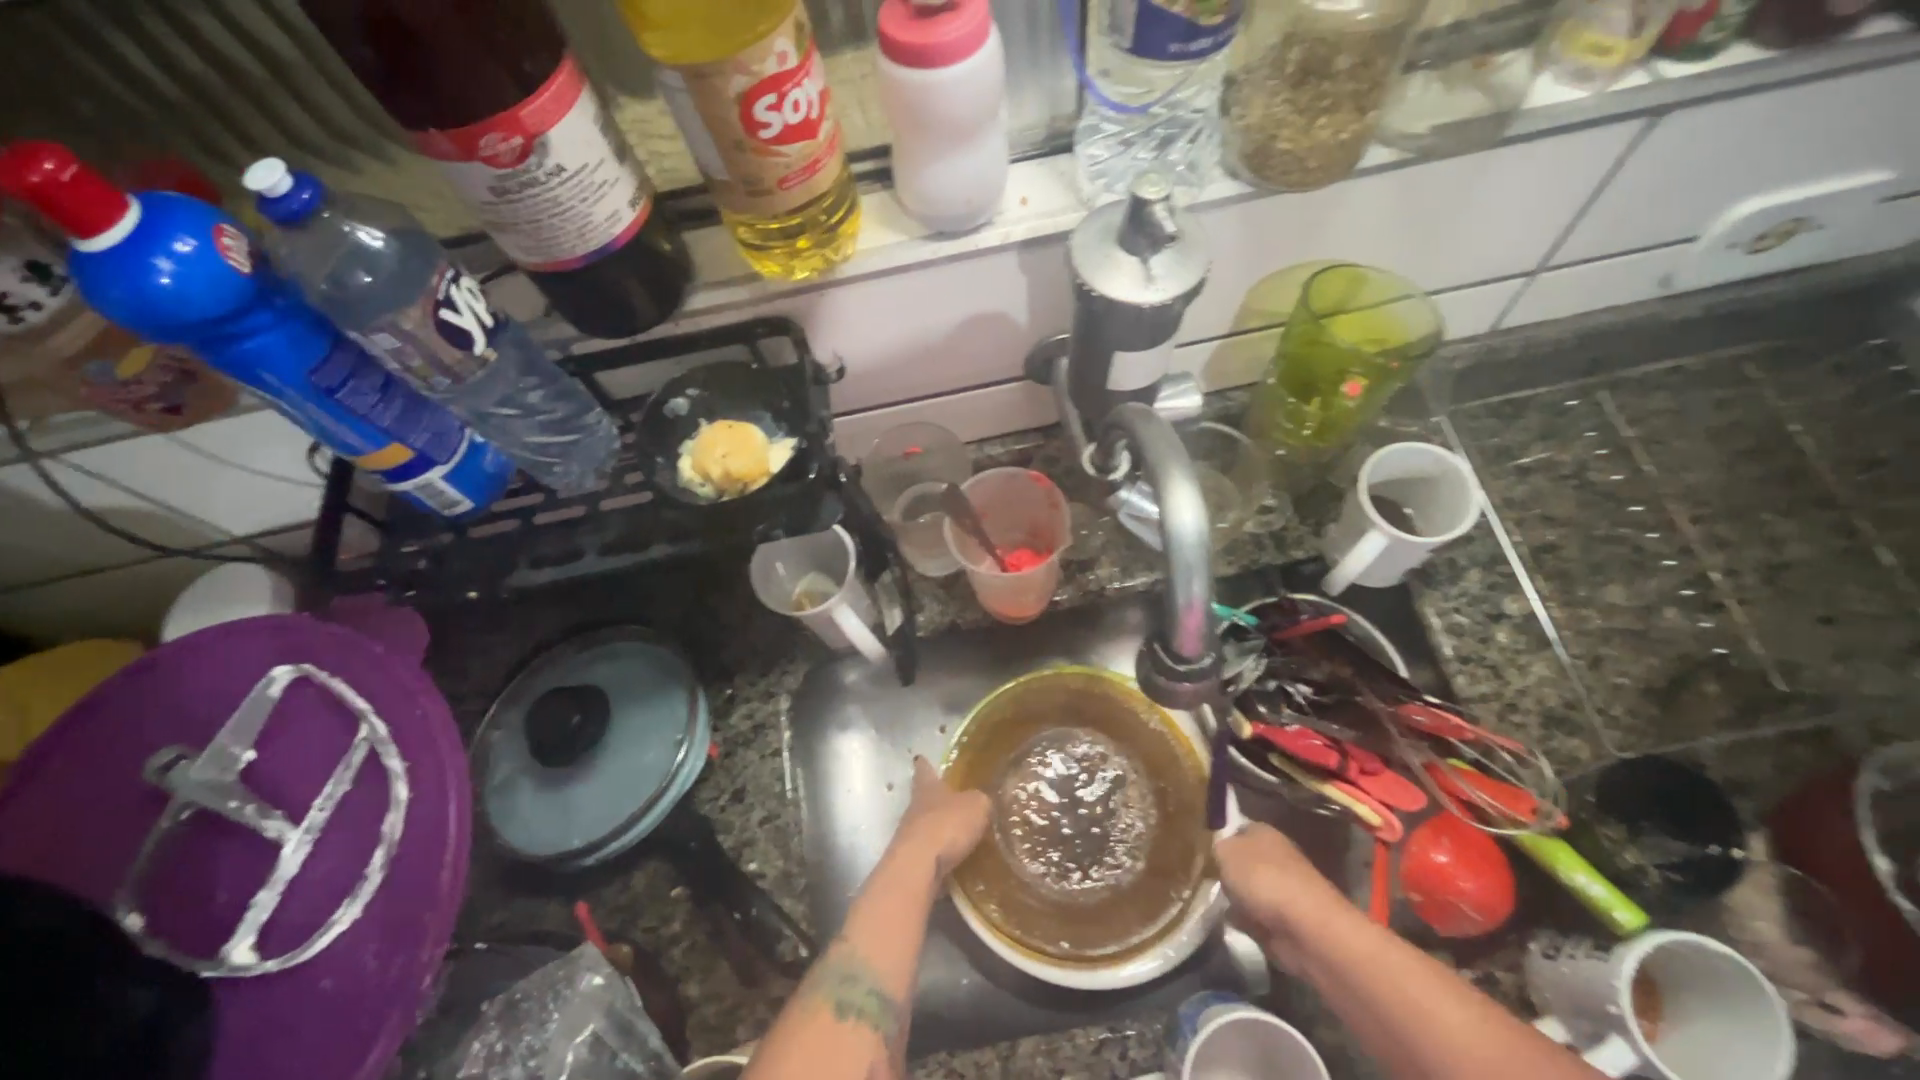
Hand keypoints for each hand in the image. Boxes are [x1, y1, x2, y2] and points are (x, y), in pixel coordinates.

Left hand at [891, 757, 990, 880]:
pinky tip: (958, 860)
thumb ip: (980, 801)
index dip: (924, 764)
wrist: (920, 866)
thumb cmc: (947, 824)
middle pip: (923, 799)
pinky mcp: (913, 861)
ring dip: (941, 830)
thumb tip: (981, 803)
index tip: (920, 758)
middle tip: (954, 801)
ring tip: (962, 834)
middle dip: (937, 800)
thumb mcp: (976, 806)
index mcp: (927, 788)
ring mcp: (911, 836)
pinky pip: (932, 854)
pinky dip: (943, 855)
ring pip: (927, 827)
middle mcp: (915, 808)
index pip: (924, 770)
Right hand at [1215, 822, 1350, 967]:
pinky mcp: (1284, 919)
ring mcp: (1282, 889)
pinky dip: (1244, 921)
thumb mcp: (1225, 852)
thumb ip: (1215, 847)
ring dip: (1233, 898)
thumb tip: (1216, 851)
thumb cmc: (1262, 878)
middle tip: (1204, 880)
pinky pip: (1254, 916)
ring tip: (1213, 903)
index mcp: (1264, 832)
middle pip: (1242, 862)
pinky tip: (1232, 923)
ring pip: (1246, 889)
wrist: (1303, 927)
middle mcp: (1275, 856)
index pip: (1237, 829)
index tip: (1200, 853)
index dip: (1220, 840)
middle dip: (1225, 872)